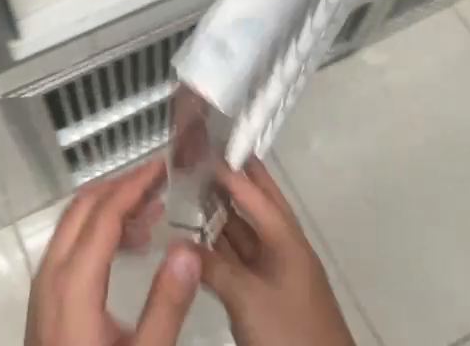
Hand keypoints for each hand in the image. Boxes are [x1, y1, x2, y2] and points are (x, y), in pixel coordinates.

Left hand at [26, 158, 202, 345]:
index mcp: (74, 281)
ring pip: (74, 225)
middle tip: (160, 182)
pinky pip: (69, 246)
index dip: (134, 184)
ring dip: (110, 210)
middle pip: (83, 209)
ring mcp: (44, 286)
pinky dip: (98, 233)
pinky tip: (130, 248)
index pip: (104, 212)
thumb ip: (166, 303)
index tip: (163, 166)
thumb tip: (188, 248)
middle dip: (121, 188)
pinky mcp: (45, 300)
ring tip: (153, 215)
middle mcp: (51, 273)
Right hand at [201, 159, 356, 345]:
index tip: (203, 143)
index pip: (255, 193)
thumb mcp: (247, 298)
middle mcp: (284, 250)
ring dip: (222, 213)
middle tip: (202, 155)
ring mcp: (277, 274)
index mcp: (287, 241)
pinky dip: (221, 246)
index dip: (230, 170)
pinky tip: (197, 240)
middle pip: (257, 206)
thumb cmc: (290, 333)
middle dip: (233, 181)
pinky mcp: (268, 296)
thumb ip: (213, 266)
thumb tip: (179, 243)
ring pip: (246, 233)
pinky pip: (241, 260)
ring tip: (190, 189)